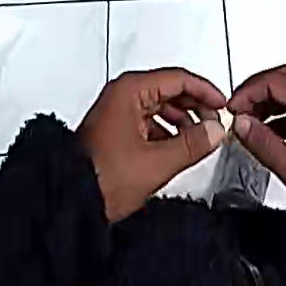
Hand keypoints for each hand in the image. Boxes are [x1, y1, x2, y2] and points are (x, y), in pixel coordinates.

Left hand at [77, 67, 227, 223]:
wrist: (64, 206)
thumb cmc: (100, 179)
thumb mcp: (156, 163)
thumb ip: (192, 144)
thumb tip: (215, 130)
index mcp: (130, 90)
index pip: (178, 79)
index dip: (205, 91)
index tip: (221, 105)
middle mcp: (122, 94)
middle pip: (169, 90)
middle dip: (194, 107)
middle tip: (213, 122)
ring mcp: (116, 111)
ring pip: (159, 106)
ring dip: (181, 121)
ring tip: (198, 138)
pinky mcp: (113, 129)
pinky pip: (148, 121)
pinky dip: (166, 131)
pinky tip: (176, 148)